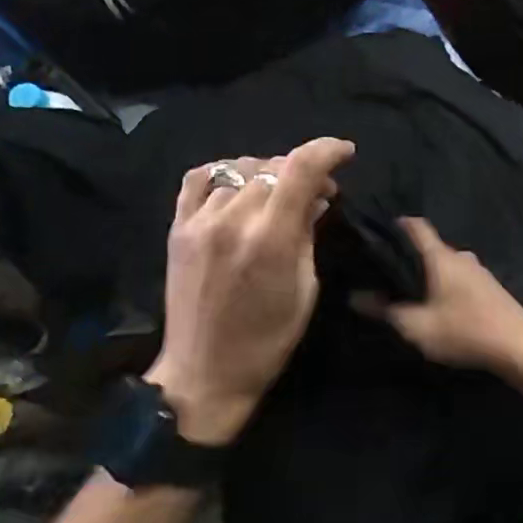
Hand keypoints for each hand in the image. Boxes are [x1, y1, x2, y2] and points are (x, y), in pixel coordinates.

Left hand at [145, 137, 355, 445]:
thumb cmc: (268, 341)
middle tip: (320, 193)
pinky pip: (198, 179)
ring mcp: (199, 222)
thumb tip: (316, 199)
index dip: (327, 151)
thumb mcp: (305, 290)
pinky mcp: (177, 229)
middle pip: (272, 167)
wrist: (205, 372)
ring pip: (239, 169)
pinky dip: (224, 172)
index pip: (300, 169)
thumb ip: (307, 237)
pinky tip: (238, 184)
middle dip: (303, 170)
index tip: (345, 152)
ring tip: (281, 191)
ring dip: (268, 172)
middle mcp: (232, 221)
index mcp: (270, 240)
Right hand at [358, 217, 522, 373]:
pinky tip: (438, 304)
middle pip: (430, 247)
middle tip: (385, 272)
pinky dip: (445, 285)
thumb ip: (385, 310)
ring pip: (446, 265)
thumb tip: (355, 296)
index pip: (416, 226)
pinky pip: (460, 278)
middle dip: (408, 256)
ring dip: (429, 274)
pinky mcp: (491, 288)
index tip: (376, 234)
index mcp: (441, 257)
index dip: (395, 225)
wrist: (520, 347)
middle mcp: (461, 256)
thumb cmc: (464, 331)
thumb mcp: (416, 326)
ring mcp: (480, 271)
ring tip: (408, 291)